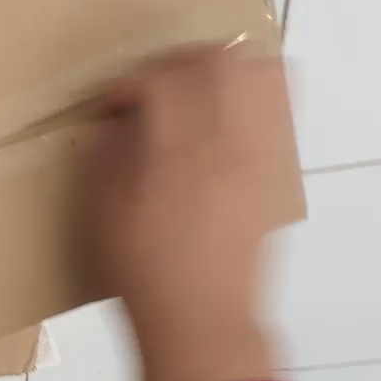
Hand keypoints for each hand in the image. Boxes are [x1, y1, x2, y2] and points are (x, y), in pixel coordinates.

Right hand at [89, 46, 288, 380]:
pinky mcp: (274, 164)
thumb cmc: (139, 275)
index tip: (104, 108)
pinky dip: (248, 91)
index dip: (127, 86)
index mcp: (176, 156)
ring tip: (183, 95)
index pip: (161, 83)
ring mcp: (260, 149)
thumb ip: (105, 166)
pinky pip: (276, 101)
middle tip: (142, 91)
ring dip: (216, 71)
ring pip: (256, 72)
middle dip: (173, 66)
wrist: (200, 316)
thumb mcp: (104, 223)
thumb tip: (107, 129)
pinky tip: (217, 118)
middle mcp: (228, 141)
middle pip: (215, 64)